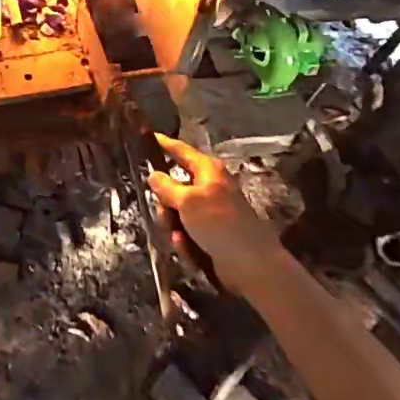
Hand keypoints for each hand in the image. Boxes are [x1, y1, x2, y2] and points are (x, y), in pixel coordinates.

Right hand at [149, 133, 283, 298]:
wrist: (249, 262)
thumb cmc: (218, 221)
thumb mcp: (187, 201)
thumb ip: (166, 187)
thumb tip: (153, 174)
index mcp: (208, 170)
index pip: (181, 151)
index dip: (165, 144)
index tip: (149, 137)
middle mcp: (210, 187)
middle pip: (176, 188)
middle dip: (165, 204)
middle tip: (163, 214)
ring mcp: (211, 212)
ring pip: (178, 214)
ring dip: (173, 226)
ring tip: (178, 237)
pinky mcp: (211, 235)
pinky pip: (188, 235)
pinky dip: (186, 243)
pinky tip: (189, 250)